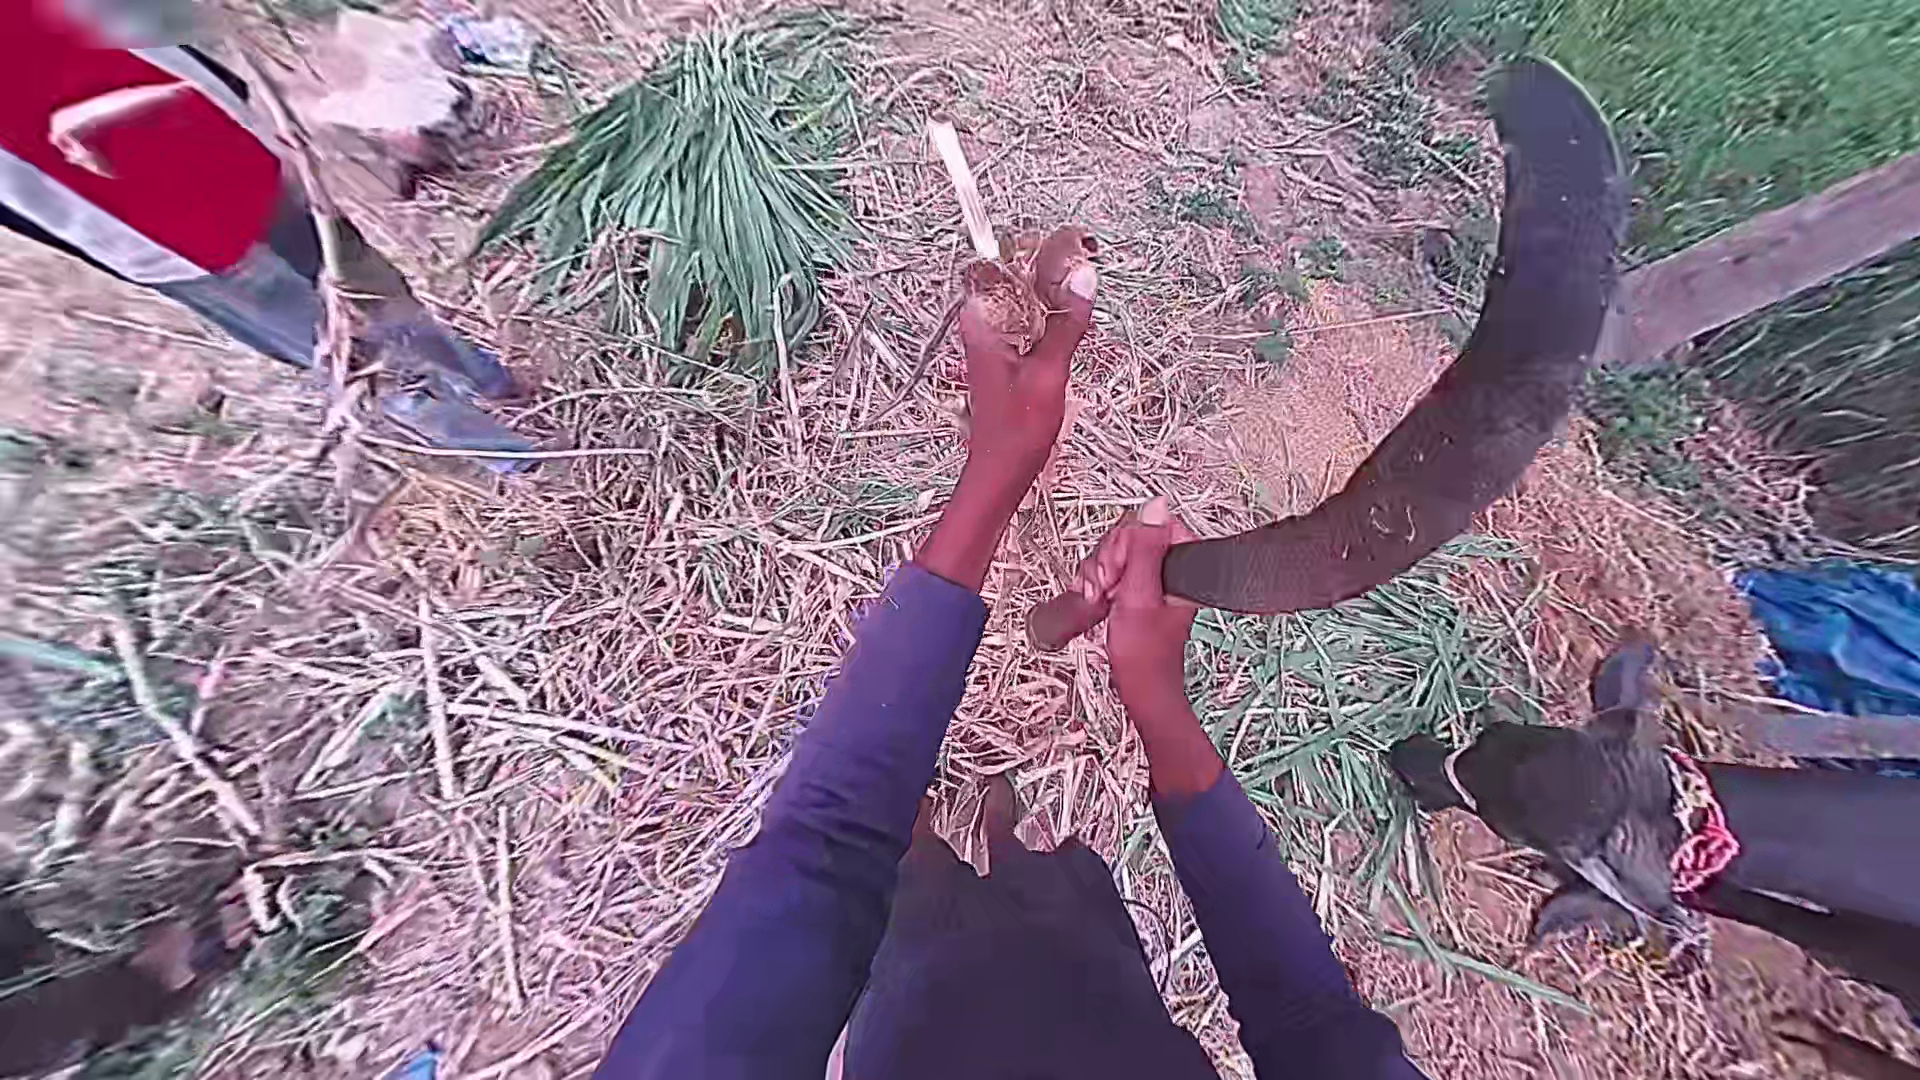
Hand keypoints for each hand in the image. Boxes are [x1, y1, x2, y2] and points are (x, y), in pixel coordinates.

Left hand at [956, 228, 1096, 491]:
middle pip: (1012, 278)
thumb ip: (1066, 325)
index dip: (1032, 246)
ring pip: (1022, 301)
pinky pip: (1027, 323)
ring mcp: (992, 344)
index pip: (998, 263)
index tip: (1070, 243)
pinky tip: (1071, 319)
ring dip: (1052, 291)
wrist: (1002, 470)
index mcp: (982, 326)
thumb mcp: (1048, 373)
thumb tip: (1084, 278)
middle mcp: (981, 329)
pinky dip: (1049, 316)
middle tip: (1085, 261)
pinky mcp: (1004, 359)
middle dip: (1048, 265)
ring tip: (1084, 283)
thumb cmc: (1016, 431)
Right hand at [1071, 497, 1198, 710]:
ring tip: (1105, 598)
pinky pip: (1110, 571)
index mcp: (1180, 563)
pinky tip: (1099, 599)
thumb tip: (1155, 507)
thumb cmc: (1145, 653)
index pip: (1148, 526)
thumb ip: (1144, 551)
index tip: (1117, 570)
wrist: (1140, 685)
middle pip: (1127, 538)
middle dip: (1108, 562)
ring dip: (1099, 575)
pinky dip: (1097, 583)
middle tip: (1110, 587)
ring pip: (1114, 554)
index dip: (1124, 544)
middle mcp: (1169, 567)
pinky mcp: (1137, 589)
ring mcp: (1152, 578)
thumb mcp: (1139, 595)